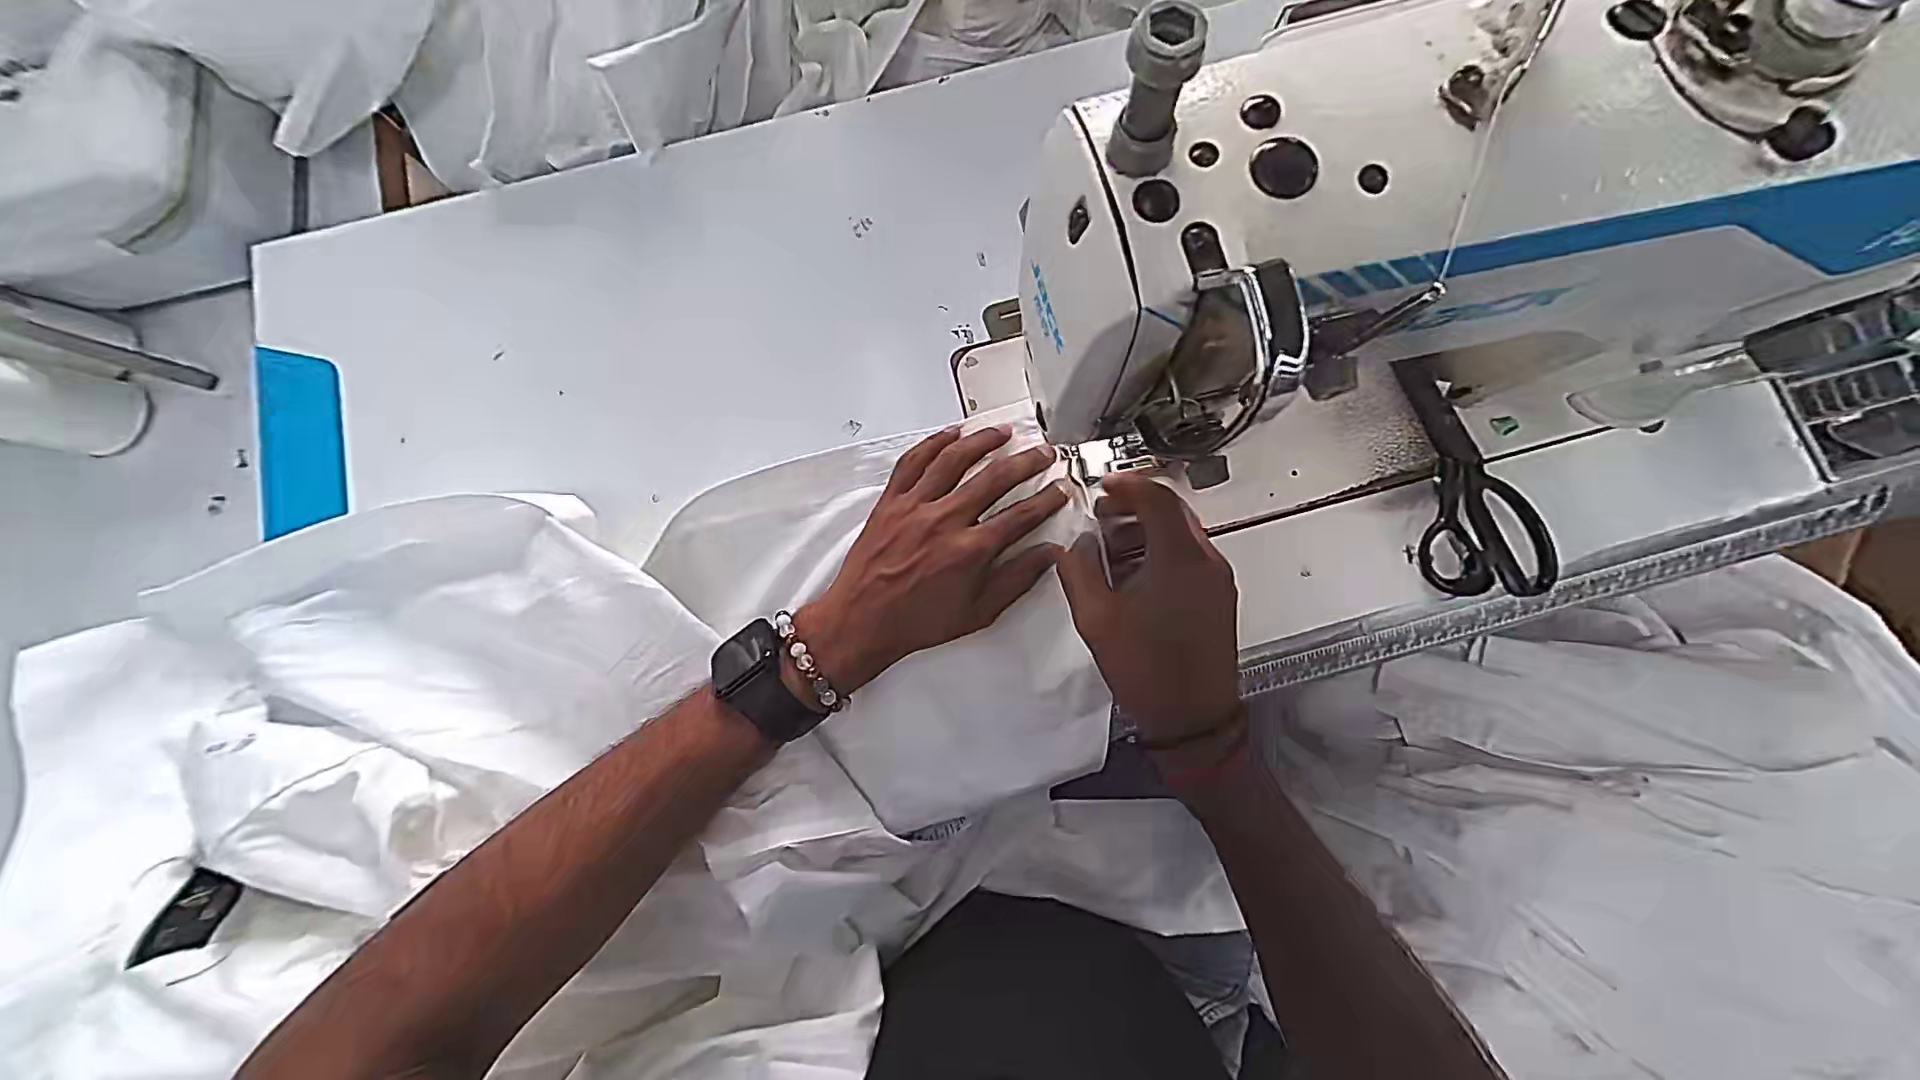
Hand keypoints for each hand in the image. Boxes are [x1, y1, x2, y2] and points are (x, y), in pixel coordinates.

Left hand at [793, 424, 1068, 694]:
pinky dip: (933, 443)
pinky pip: (913, 462)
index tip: (1058, 491)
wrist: (862, 621)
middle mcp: (944, 522)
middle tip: (1043, 453)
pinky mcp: (891, 502)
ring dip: (983, 440)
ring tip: (1002, 432)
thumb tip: (1046, 556)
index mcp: (969, 551)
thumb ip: (1017, 580)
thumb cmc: (915, 621)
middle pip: (995, 478)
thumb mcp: (978, 611)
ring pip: (954, 459)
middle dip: (1027, 461)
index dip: (1047, 500)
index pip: (1021, 515)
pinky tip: (950, 435)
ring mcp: (915, 507)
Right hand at [1055, 473, 1239, 740]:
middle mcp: (1206, 563)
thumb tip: (1073, 548)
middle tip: (1102, 514)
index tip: (1106, 484)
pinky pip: (1187, 556)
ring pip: (1180, 532)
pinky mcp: (1216, 596)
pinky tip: (1130, 571)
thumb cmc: (1154, 675)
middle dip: (1133, 506)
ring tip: (1110, 545)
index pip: (1157, 497)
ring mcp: (1215, 580)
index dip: (1127, 484)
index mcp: (1179, 560)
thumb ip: (1079, 571)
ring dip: (1145, 528)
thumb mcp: (1096, 618)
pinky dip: (1158, 550)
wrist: (1192, 717)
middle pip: (1172, 509)